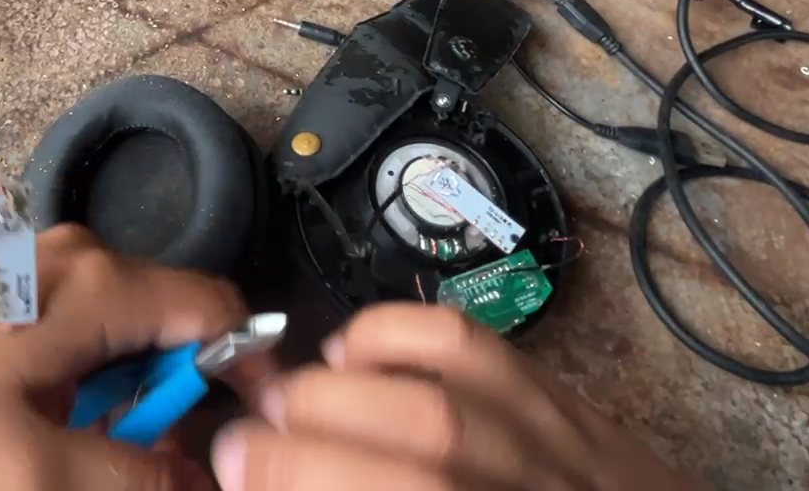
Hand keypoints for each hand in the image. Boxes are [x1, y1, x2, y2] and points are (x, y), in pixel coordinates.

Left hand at [0, 224, 260, 490]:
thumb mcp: (35, 474)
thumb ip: (138, 477)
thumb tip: (200, 476)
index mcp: (97, 281)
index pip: (214, 306)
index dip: (247, 365)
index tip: (250, 430)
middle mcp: (76, 255)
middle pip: (168, 320)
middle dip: (176, 396)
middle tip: (148, 464)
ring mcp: (37, 265)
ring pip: (122, 329)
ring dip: (126, 395)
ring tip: (79, 451)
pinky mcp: (7, 287)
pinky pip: (78, 329)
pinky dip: (86, 380)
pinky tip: (42, 421)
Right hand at [212, 304, 696, 490]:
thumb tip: (277, 479)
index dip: (300, 476)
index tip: (234, 461)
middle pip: (429, 452)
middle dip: (313, 432)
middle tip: (246, 429)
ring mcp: (575, 457)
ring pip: (453, 397)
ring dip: (349, 384)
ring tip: (290, 391)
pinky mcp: (574, 406)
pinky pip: (483, 347)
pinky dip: (403, 333)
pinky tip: (355, 348)